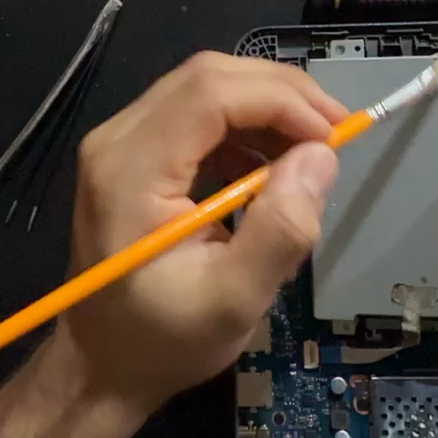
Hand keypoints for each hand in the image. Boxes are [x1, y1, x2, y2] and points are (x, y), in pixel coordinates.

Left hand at [58, 53, 342, 412]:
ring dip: (267, 107)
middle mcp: (117, 139)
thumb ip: (279, 232)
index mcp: (130, 171)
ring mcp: (121, 140)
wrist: (102, 361)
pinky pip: (197, 111)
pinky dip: (246, 125)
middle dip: (282, 94)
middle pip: (208, 76)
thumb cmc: (163, 340)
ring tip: (311, 151)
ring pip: (205, 86)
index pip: (210, 94)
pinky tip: (270, 165)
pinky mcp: (134, 150)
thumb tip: (321, 157)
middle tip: (335, 134)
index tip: (333, 138)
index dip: (280, 101)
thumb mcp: (232, 302)